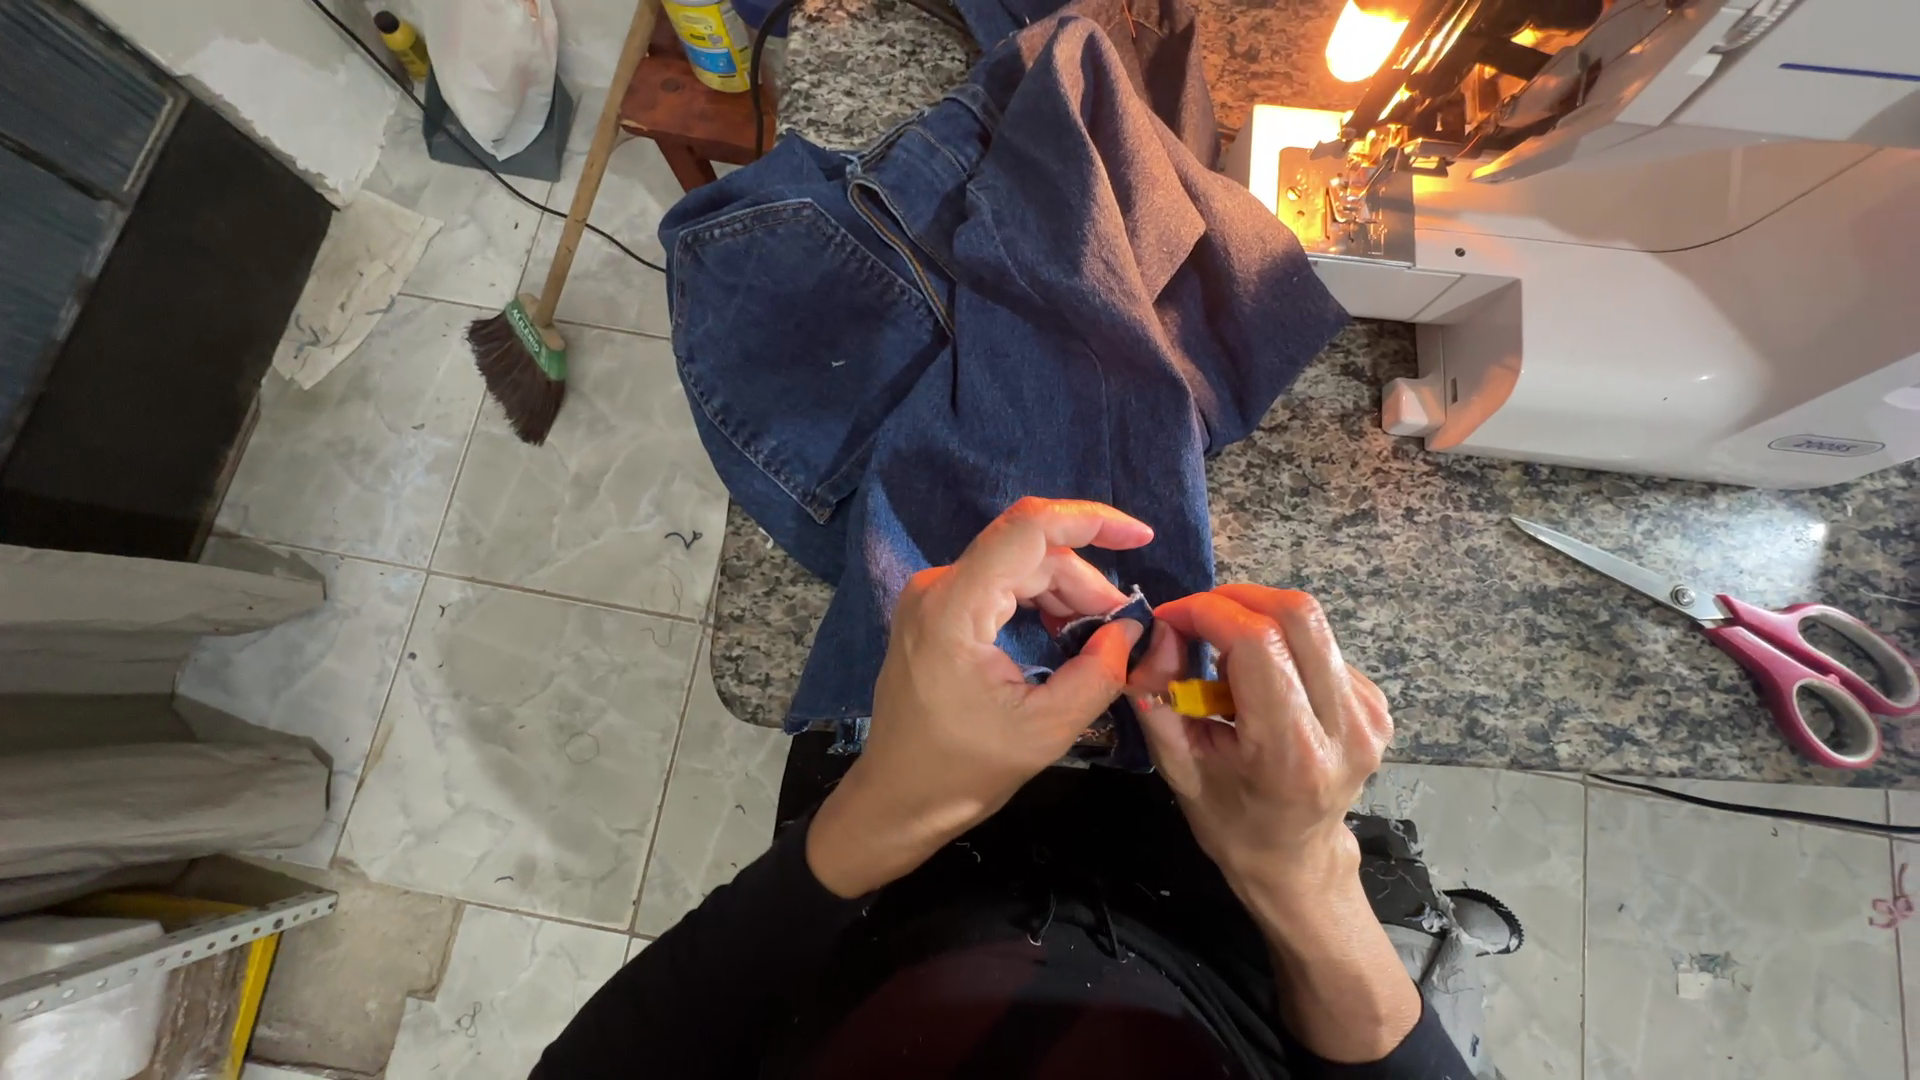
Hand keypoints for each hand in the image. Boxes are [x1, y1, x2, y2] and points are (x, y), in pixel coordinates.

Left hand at [807, 497, 1152, 898]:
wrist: (897, 799)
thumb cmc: (964, 771)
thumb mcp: (1046, 729)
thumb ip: (1098, 672)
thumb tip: (1129, 629)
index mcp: (955, 606)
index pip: (1028, 528)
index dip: (1091, 520)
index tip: (1142, 538)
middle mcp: (937, 586)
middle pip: (1027, 550)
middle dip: (1084, 581)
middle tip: (1121, 629)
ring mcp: (931, 595)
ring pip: (1015, 565)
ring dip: (1064, 592)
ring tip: (1097, 636)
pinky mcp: (934, 611)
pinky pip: (996, 584)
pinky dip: (1037, 600)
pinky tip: (1063, 632)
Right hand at [1129, 586, 1415, 1062]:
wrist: (1296, 861)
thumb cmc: (1230, 820)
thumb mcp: (1176, 766)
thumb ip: (1156, 696)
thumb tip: (1156, 632)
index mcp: (1291, 753)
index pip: (1257, 643)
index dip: (1206, 613)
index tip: (1169, 619)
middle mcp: (1344, 727)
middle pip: (1297, 615)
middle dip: (1234, 599)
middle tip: (1193, 618)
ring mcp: (1369, 713)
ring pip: (1310, 621)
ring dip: (1254, 617)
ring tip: (1219, 651)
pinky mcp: (1376, 703)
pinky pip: (1319, 643)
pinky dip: (1277, 641)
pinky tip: (1255, 674)